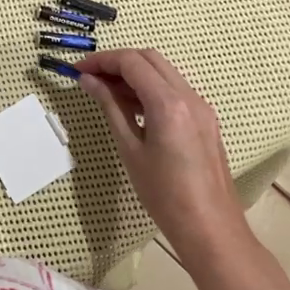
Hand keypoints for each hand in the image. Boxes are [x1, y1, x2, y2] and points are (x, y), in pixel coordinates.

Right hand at [75, 48, 243, 249]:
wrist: (212, 232)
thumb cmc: (165, 195)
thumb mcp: (130, 149)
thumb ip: (110, 107)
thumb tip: (88, 80)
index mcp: (168, 103)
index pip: (130, 61)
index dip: (100, 60)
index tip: (78, 70)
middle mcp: (189, 96)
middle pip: (148, 58)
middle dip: (117, 62)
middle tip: (92, 78)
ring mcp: (202, 107)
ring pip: (163, 71)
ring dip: (135, 73)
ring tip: (108, 92)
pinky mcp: (206, 120)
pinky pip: (175, 89)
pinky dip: (151, 87)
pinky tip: (133, 107)